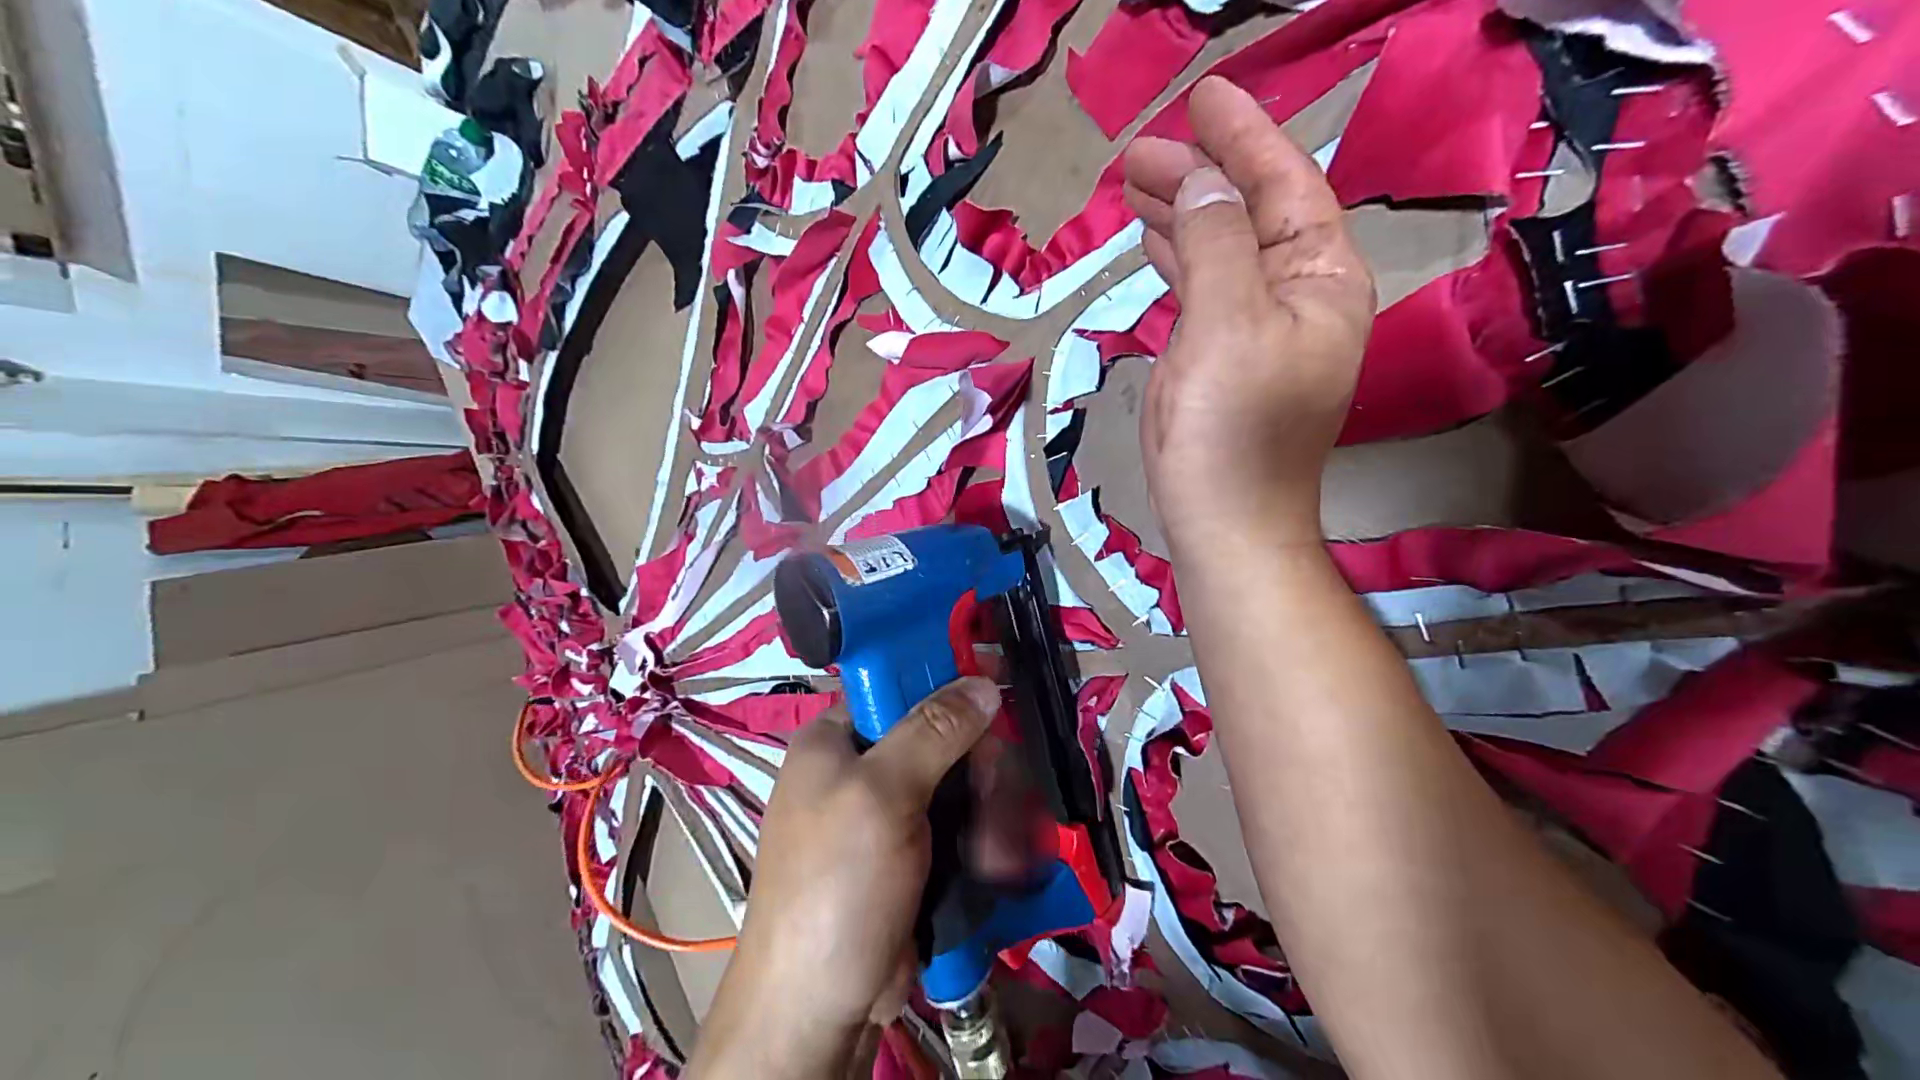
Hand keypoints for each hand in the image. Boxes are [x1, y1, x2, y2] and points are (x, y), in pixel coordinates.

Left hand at [686, 677, 1002, 1079]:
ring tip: (999, 856)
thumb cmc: (837, 884)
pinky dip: (986, 841)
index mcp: (836, 738)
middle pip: (943, 738)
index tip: (996, 697)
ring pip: (961, 784)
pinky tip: (999, 866)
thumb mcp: (880, 795)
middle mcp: (862, 768)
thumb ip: (932, 731)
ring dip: (991, 815)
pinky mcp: (916, 854)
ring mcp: (891, 814)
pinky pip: (963, 825)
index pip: (898, 684)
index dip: (947, 684)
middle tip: (998, 801)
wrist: (818, 1008)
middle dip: (980, 771)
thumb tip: (982, 681)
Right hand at [1122, 75, 1375, 551]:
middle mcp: (1296, 295)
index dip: (1245, 138)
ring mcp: (1256, 329)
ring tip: (1137, 186)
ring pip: (1220, 251)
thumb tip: (1203, 180)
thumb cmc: (1234, 426)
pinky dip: (1177, 261)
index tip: (1204, 98)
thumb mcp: (1227, 322)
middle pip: (1248, 214)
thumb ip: (1217, 241)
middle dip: (1199, 177)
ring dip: (1181, 215)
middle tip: (1141, 153)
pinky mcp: (1220, 358)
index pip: (1287, 186)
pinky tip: (1154, 241)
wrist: (1224, 516)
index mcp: (1321, 278)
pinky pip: (1201, 290)